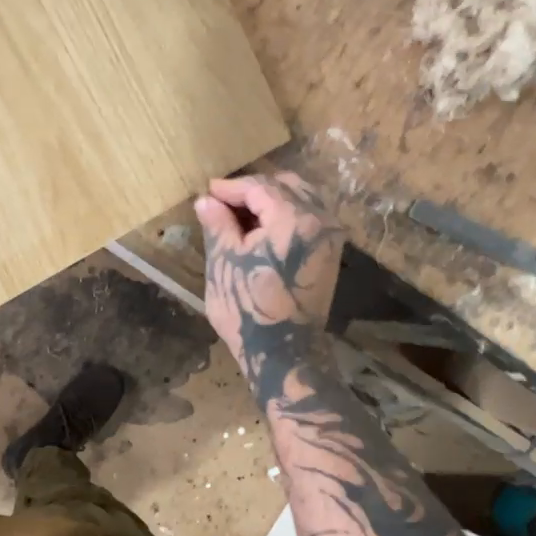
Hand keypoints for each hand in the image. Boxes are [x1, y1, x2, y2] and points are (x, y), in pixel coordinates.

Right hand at [195, 173, 342, 375]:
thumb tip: (206, 201)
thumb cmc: (246, 307)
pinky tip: (260, 229)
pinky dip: (284, 214)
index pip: (260, 188)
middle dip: (252, 190)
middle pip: (285, 186)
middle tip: (222, 202)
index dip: (231, 188)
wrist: (282, 349)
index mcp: (292, 218)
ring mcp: (329, 235)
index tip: (207, 192)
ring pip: (300, 199)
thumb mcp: (223, 264)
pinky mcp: (329, 252)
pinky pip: (308, 217)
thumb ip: (218, 226)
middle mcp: (319, 218)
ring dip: (270, 201)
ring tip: (239, 215)